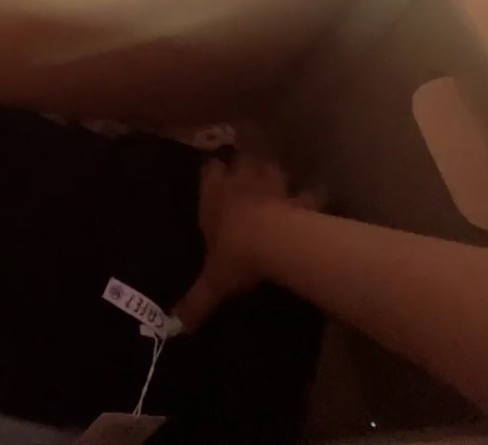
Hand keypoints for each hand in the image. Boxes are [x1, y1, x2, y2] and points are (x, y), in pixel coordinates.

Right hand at [174, 154, 317, 330]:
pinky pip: (308, 193)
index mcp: (214, 196)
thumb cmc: (236, 254)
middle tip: (245, 175)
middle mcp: (241, 185)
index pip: (209, 171)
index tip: (214, 173)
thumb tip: (175, 325)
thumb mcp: (213, 282)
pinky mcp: (301, 200)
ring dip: (272, 174)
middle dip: (243, 166)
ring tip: (275, 184)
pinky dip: (310, 196)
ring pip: (271, 169)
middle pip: (241, 162)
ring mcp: (273, 188)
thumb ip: (196, 301)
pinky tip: (312, 201)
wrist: (277, 244)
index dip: (212, 171)